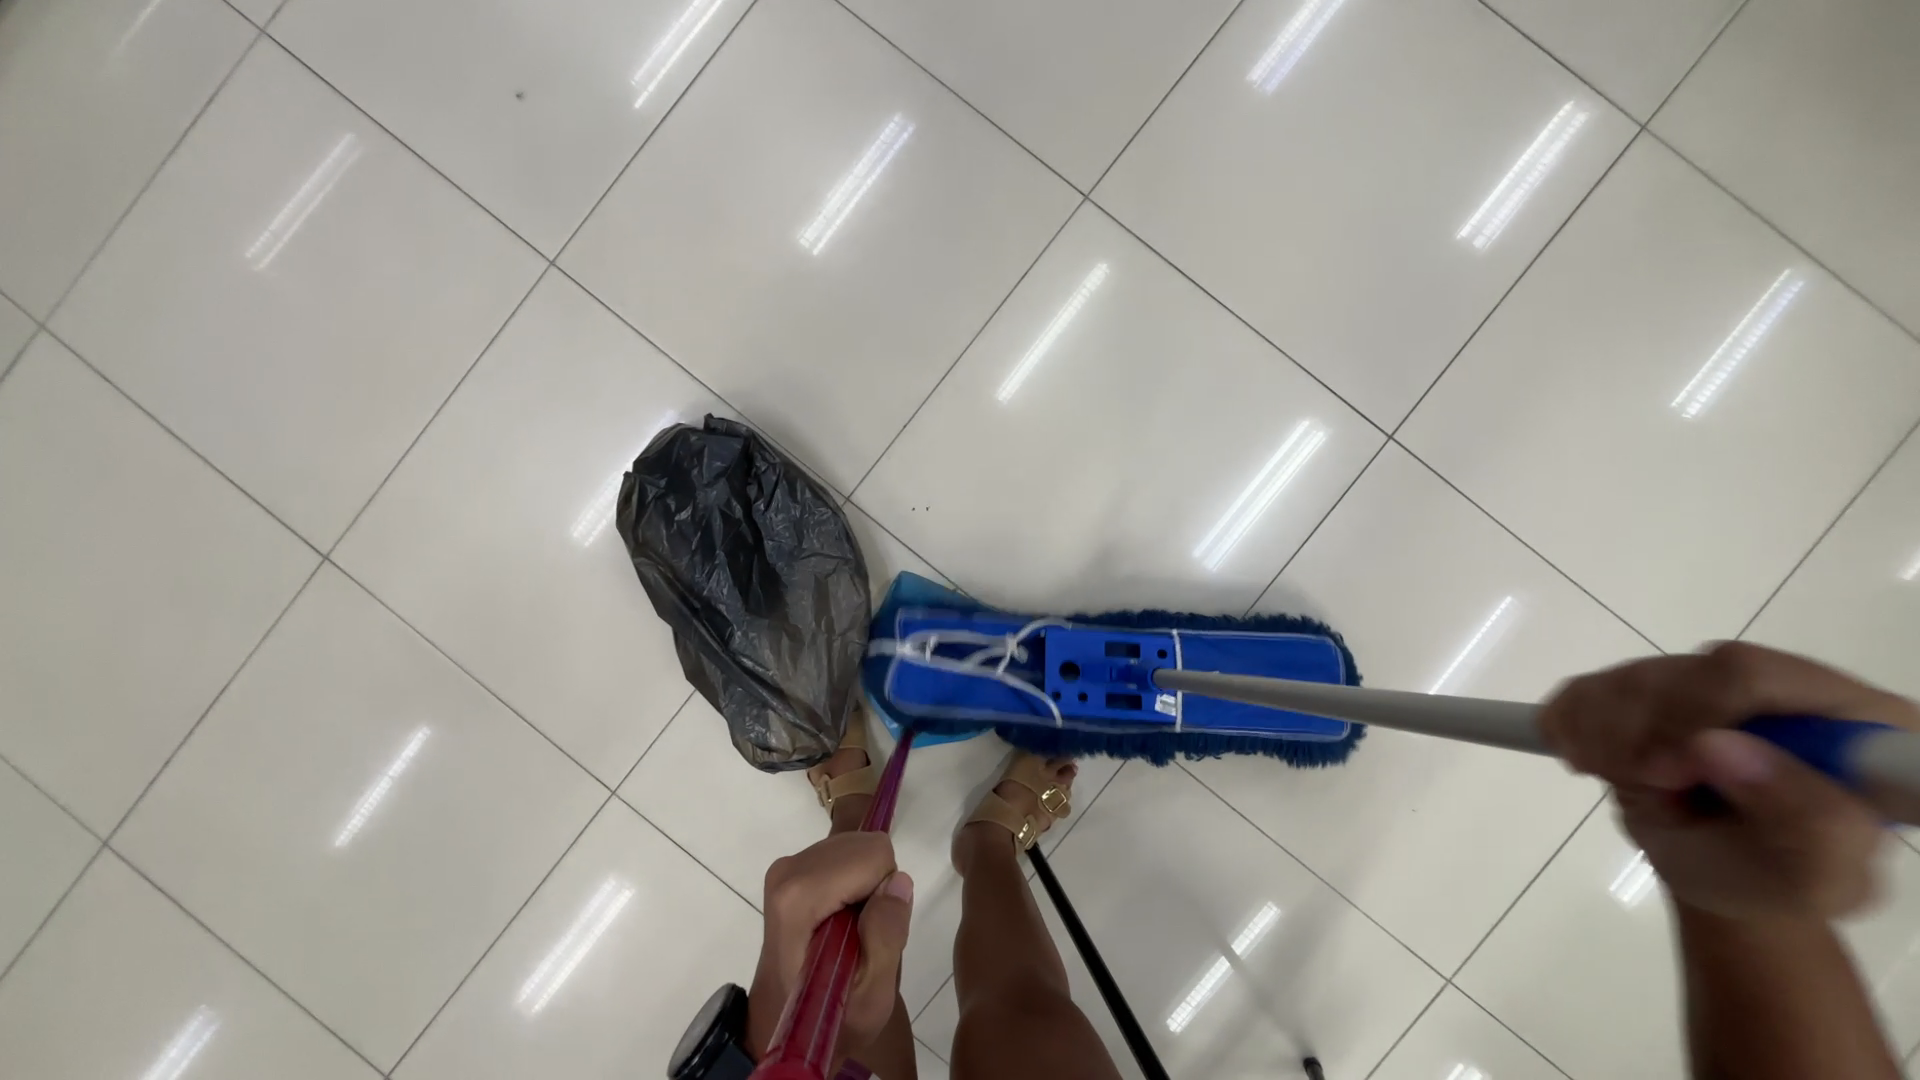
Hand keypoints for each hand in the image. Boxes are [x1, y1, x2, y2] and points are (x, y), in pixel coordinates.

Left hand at [746, 832, 913, 1064]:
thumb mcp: (871, 999)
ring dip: (867, 884)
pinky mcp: (792, 867)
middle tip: (863, 933)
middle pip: (865, 847)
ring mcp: (787, 866)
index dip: (885, 894)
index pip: (873, 856)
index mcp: (799, 897)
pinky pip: (846, 853)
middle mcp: (788, 870)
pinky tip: (842, 917)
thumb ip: (886, 938)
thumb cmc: (831, 1016)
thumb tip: (898, 881)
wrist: (788, 1020)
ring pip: (858, 847)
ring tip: (851, 928)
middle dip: (876, 886)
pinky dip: (855, 880)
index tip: (872, 932)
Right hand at [1540, 642, 1919, 921]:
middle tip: (1648, 786)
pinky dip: (1574, 730)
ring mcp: (1701, 680)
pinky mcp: (1642, 685)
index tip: (1667, 772)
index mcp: (1846, 717)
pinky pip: (1584, 688)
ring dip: (1607, 740)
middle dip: (1641, 735)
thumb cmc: (1772, 881)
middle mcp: (1777, 685)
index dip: (1692, 712)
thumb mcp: (1814, 878)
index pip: (1750, 673)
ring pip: (1625, 680)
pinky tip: (1599, 763)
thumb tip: (1721, 746)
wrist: (1713, 873)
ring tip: (1631, 784)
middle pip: (1676, 673)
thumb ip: (1809, 820)